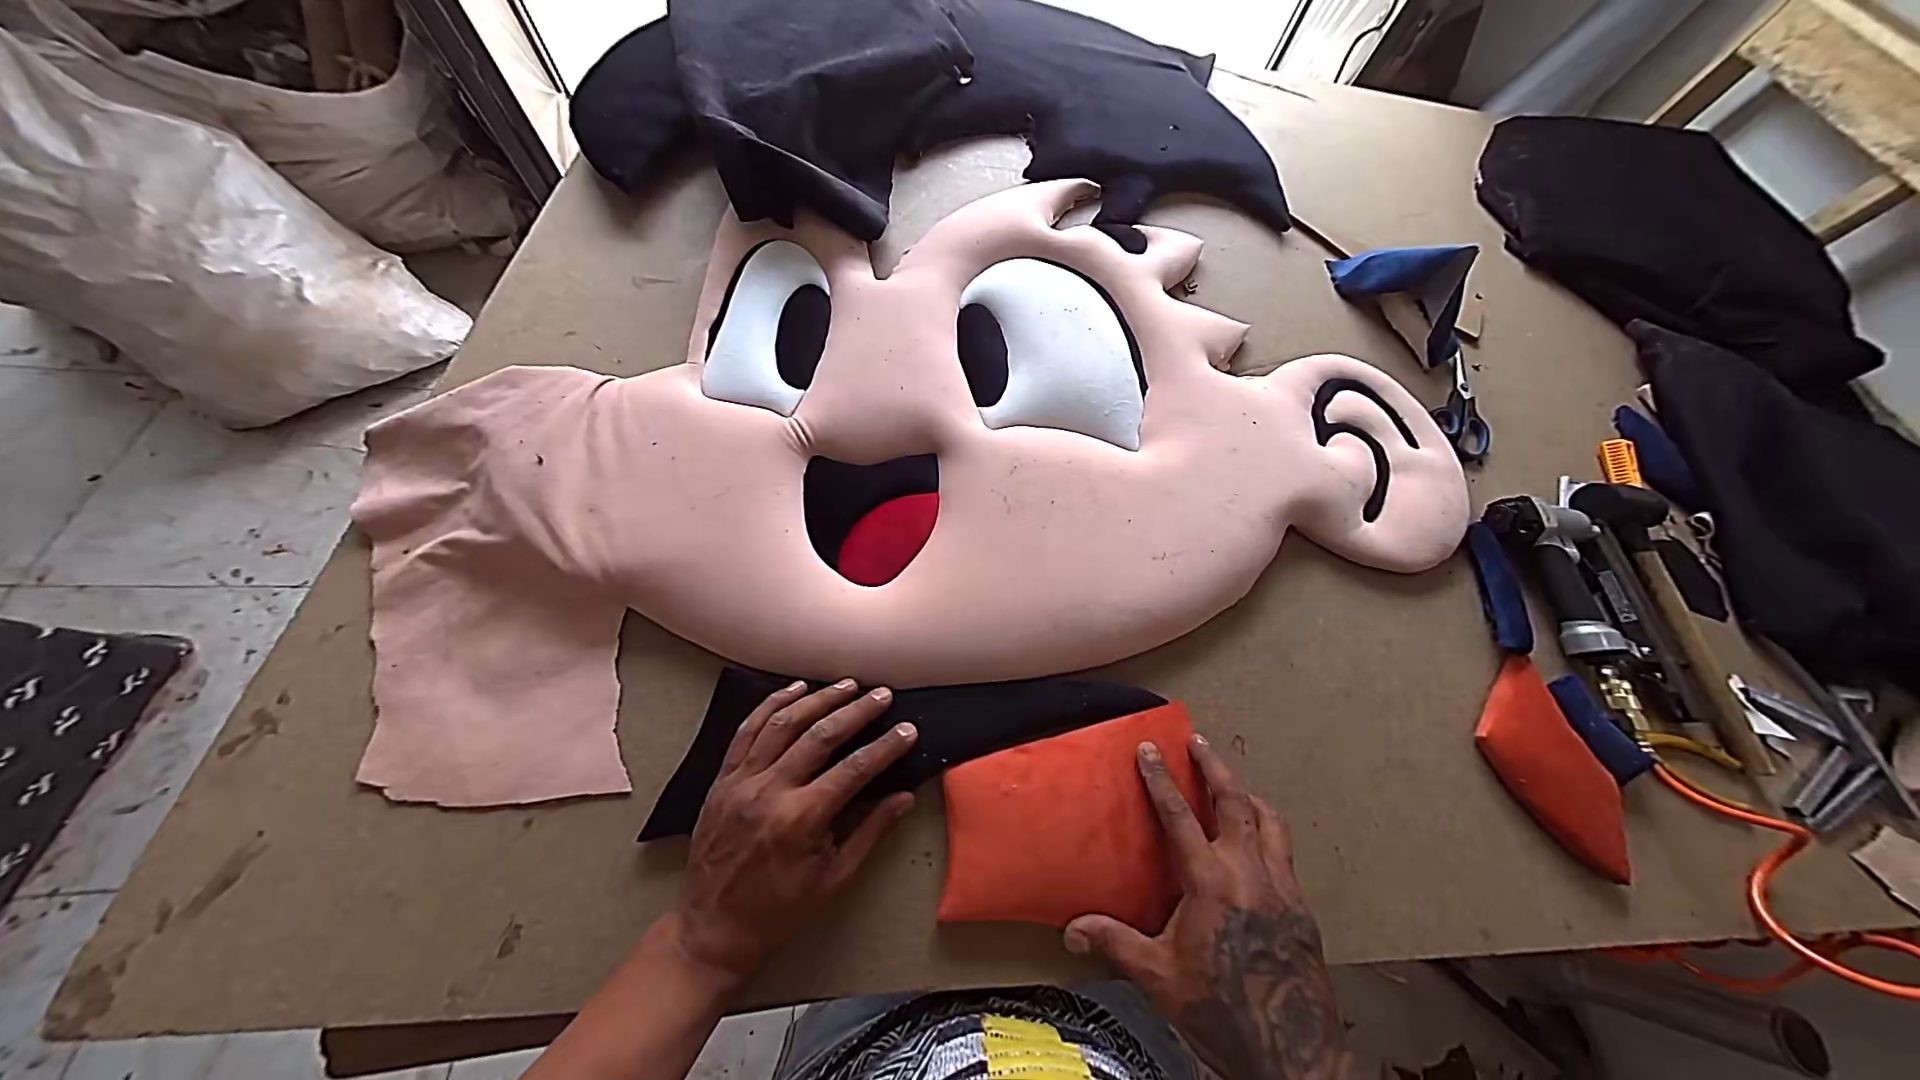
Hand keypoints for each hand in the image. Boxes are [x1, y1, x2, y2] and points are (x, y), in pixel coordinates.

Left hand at [667, 680, 917, 983]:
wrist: (713, 929)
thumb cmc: (779, 911)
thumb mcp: (835, 879)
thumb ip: (871, 832)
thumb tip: (904, 798)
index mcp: (800, 820)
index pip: (854, 769)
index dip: (886, 747)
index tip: (907, 730)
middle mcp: (769, 792)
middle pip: (820, 736)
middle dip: (856, 711)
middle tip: (882, 695)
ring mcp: (741, 782)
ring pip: (784, 724)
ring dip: (818, 699)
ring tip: (847, 685)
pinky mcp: (722, 780)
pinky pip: (746, 731)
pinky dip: (771, 705)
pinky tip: (794, 689)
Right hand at [1063, 736, 1349, 1079]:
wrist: (1293, 1059)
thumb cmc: (1225, 1016)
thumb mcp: (1159, 977)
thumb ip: (1116, 943)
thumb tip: (1074, 929)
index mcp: (1213, 885)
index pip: (1180, 816)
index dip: (1161, 779)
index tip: (1151, 751)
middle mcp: (1250, 876)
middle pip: (1236, 802)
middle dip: (1214, 767)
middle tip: (1198, 743)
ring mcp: (1282, 890)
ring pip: (1270, 822)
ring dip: (1247, 795)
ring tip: (1232, 784)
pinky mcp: (1302, 909)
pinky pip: (1285, 853)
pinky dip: (1268, 832)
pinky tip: (1256, 844)